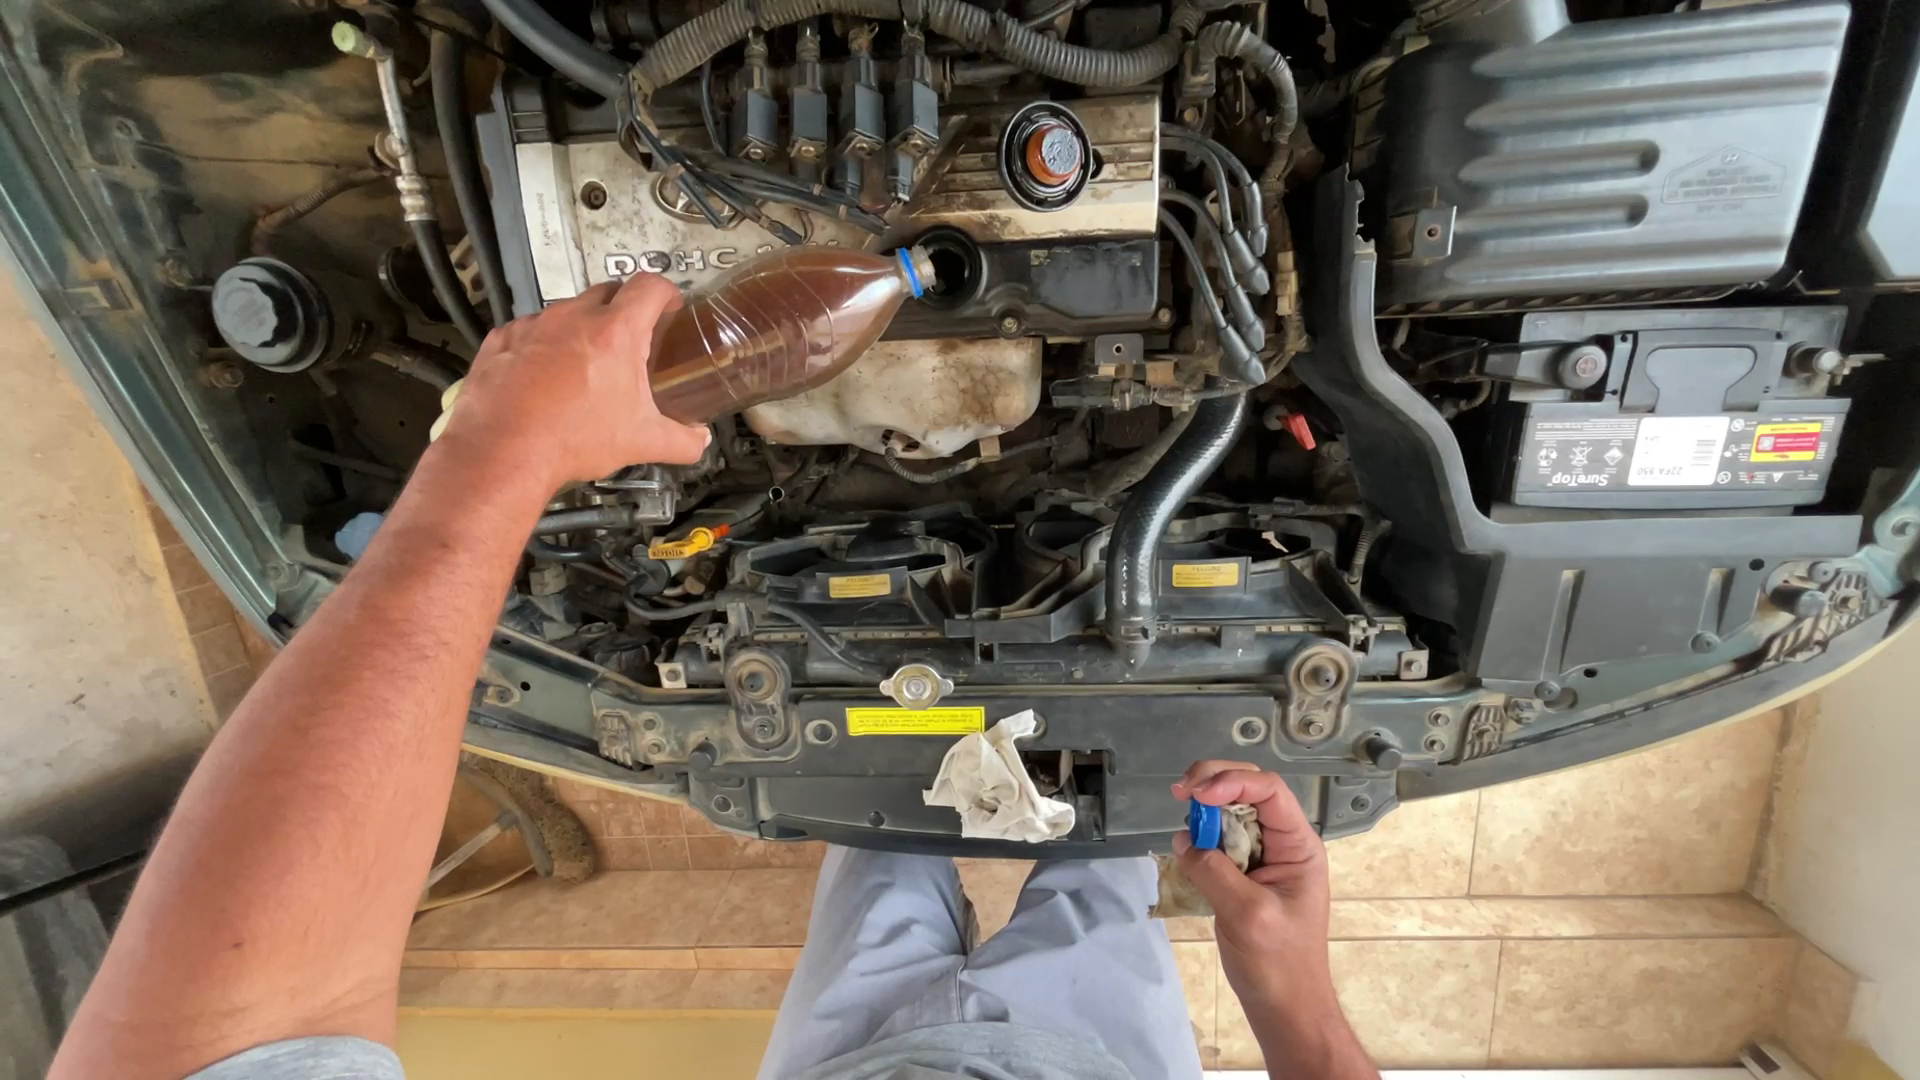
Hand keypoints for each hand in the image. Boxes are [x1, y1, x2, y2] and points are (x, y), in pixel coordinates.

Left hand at [437, 274, 709, 488]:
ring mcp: (534, 325)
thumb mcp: (644, 443)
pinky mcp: (503, 339)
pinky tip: (550, 376)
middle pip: (609, 291)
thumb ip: (683, 440)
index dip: (666, 292)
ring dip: (585, 328)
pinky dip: (547, 345)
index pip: (649, 287)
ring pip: (568, 311)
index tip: (670, 303)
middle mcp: (573, 319)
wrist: (504, 452)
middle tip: (635, 339)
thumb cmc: (570, 440)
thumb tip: (699, 440)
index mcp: (615, 335)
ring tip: (590, 364)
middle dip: (626, 309)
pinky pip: (532, 329)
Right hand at [1173, 761, 1368, 1073]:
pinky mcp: (1239, 868)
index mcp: (1298, 845)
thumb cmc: (1279, 965)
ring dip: (1203, 804)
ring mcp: (1260, 854)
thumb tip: (1184, 839)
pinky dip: (1198, 829)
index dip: (1232, 782)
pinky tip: (1186, 843)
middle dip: (1212, 782)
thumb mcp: (1248, 915)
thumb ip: (1215, 871)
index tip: (1197, 794)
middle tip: (1180, 792)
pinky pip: (1217, 833)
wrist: (1284, 1008)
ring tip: (1184, 817)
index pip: (1268, 790)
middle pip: (1247, 788)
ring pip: (1229, 807)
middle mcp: (1281, 841)